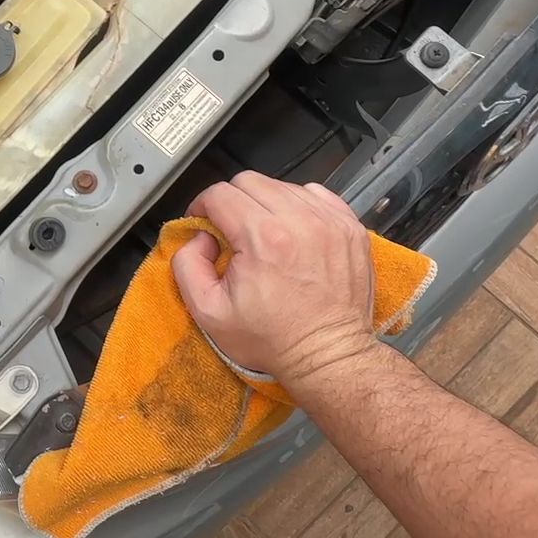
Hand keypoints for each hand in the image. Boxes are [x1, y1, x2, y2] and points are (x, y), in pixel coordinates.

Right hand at [172, 172, 379, 390]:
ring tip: (261, 231)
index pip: (220, 193)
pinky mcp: (350, 228)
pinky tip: (290, 228)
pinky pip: (315, 194)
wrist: (327, 356)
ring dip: (263, 202)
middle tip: (229, 229)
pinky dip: (296, 204)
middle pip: (249, 181)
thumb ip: (187, 264)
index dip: (202, 206)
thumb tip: (200, 237)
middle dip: (231, 201)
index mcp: (262, 238)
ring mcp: (330, 222)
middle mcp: (300, 222)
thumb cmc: (269, 338)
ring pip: (281, 185)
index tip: (203, 225)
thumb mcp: (206, 311)